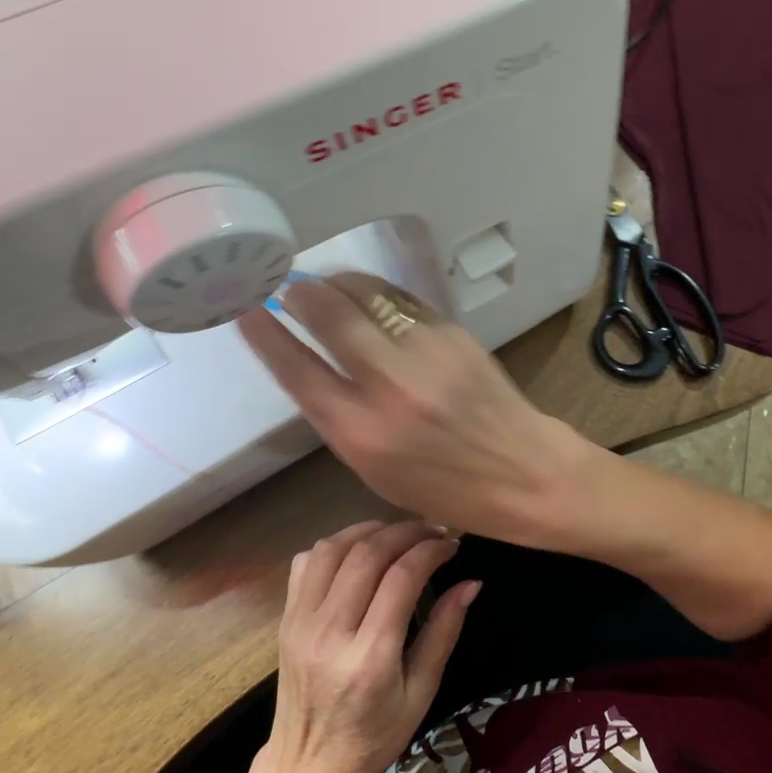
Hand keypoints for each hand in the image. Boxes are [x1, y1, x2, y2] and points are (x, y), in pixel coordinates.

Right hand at [238, 273, 599, 544]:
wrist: (525, 473)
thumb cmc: (446, 489)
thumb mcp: (376, 471)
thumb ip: (340, 419)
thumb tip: (313, 365)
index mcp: (360, 434)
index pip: (296, 368)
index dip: (264, 333)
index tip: (246, 309)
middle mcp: (389, 387)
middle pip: (328, 314)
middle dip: (300, 293)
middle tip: (289, 287)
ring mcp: (426, 354)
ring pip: (366, 294)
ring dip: (338, 283)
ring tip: (325, 285)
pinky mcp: (455, 334)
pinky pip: (403, 301)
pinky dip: (378, 294)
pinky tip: (370, 298)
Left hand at [257, 519, 475, 772]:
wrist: (307, 767)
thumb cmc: (374, 736)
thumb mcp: (421, 691)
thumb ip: (443, 632)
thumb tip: (471, 583)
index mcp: (370, 657)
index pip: (402, 577)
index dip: (431, 550)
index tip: (452, 545)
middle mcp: (330, 633)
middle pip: (368, 553)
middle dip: (406, 532)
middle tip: (432, 533)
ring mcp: (300, 624)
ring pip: (333, 548)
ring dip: (370, 530)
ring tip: (398, 535)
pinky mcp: (285, 620)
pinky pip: (306, 563)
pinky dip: (335, 545)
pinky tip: (359, 551)